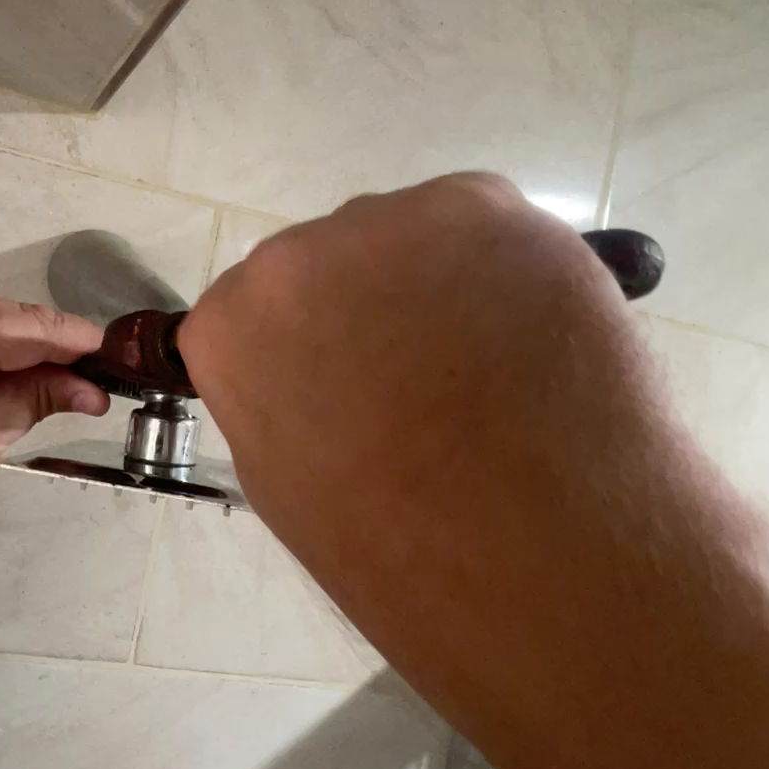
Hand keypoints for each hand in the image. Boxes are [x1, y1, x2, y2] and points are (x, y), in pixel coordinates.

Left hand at [0, 275, 109, 547]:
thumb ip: (38, 400)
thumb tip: (91, 390)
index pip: (35, 326)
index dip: (81, 345)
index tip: (119, 365)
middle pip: (10, 315)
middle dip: (50, 348)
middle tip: (86, 388)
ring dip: (16, 345)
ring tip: (46, 386)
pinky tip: (0, 371)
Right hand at [175, 173, 739, 644]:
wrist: (540, 562)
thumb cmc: (397, 547)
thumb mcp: (282, 474)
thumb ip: (272, 386)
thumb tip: (310, 356)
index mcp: (228, 326)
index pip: (249, 313)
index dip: (303, 350)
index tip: (340, 387)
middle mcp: (289, 257)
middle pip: (322, 267)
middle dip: (359, 307)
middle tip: (418, 377)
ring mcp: (383, 223)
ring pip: (398, 239)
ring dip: (427, 282)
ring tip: (485, 362)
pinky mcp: (482, 207)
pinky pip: (474, 225)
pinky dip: (495, 267)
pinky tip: (523, 332)